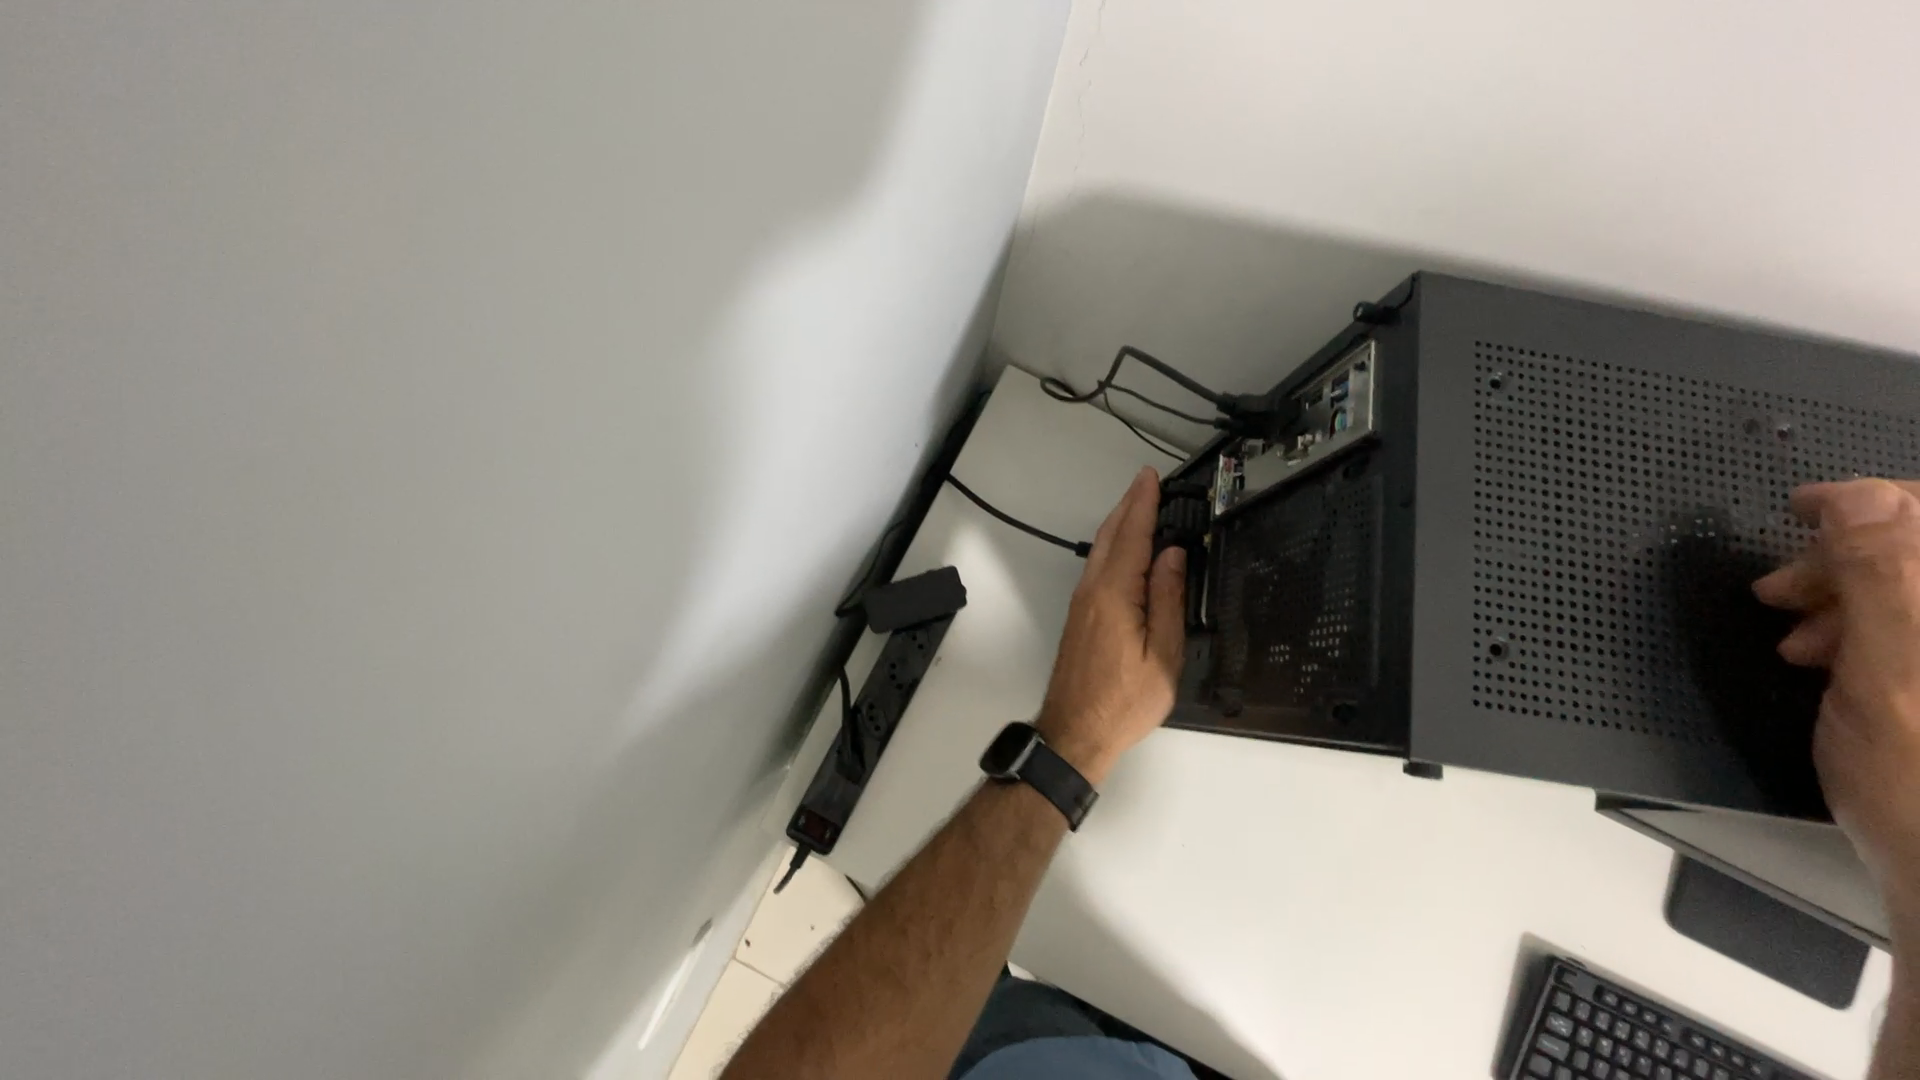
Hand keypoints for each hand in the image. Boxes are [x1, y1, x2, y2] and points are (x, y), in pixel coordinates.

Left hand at [1034, 467, 1186, 783]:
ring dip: (1120, 524)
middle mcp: (1092, 591)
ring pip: (1101, 551)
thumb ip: (1167, 600)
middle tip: (1147, 483)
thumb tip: (1172, 556)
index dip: (1143, 504)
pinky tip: (1126, 550)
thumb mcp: (1162, 655)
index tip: (1151, 477)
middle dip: (1129, 506)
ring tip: (1141, 507)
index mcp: (1114, 595)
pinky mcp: (1080, 617)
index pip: (1132, 536)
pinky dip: (1114, 547)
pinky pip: (1098, 568)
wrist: (1074, 732)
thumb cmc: (1123, 702)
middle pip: (1111, 536)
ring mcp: (1082, 604)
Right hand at [1754, 479, 1919, 925]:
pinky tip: (1828, 657)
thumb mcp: (1891, 677)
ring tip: (1795, 632)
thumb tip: (1860, 498)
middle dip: (1848, 558)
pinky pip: (1910, 625)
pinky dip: (1864, 628)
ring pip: (1915, 589)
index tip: (1799, 509)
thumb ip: (1883, 581)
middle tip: (1778, 591)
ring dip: (1849, 596)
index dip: (1872, 502)